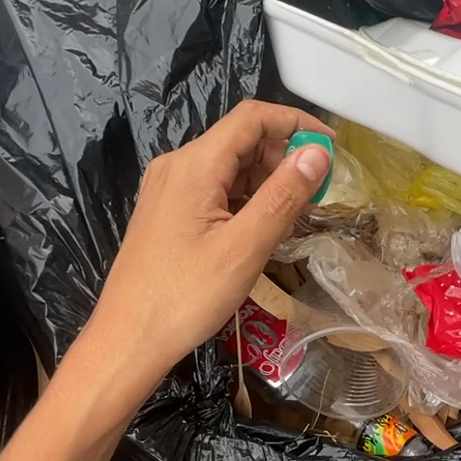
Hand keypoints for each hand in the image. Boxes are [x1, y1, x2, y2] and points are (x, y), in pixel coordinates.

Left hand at [86, 101, 331, 379]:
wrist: (128, 341)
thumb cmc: (185, 297)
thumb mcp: (245, 247)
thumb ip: (283, 195)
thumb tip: (318, 152)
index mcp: (194, 165)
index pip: (252, 118)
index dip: (296, 124)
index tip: (332, 149)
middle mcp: (177, 166)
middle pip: (241, 139)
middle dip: (284, 157)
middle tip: (316, 193)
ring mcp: (169, 189)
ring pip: (229, 166)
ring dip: (267, 180)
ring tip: (294, 215)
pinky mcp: (168, 212)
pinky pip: (215, 189)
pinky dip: (246, 198)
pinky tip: (262, 228)